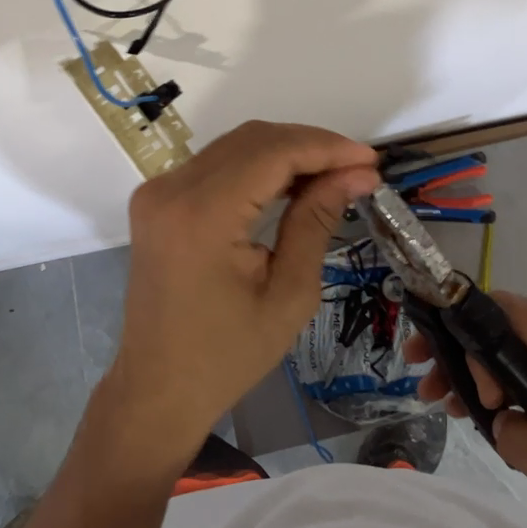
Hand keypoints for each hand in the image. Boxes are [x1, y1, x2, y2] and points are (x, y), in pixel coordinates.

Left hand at [104, 121, 378, 460]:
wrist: (159, 387)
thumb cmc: (228, 355)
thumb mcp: (289, 294)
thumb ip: (317, 222)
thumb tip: (356, 173)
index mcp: (202, 215)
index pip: (272, 152)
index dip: (326, 147)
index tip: (370, 161)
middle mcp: (172, 190)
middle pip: (252, 140)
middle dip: (309, 145)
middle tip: (357, 169)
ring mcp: (157, 192)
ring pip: (233, 146)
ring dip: (285, 152)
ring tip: (333, 175)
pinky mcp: (156, 201)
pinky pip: (214, 165)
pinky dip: (256, 166)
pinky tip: (291, 184)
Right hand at [407, 292, 526, 527]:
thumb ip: (524, 442)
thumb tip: (498, 421)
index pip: (514, 312)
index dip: (470, 333)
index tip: (449, 376)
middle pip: (511, 330)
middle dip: (461, 352)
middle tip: (423, 381)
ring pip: (520, 355)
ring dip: (479, 374)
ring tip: (441, 402)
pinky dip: (505, 392)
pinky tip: (482, 416)